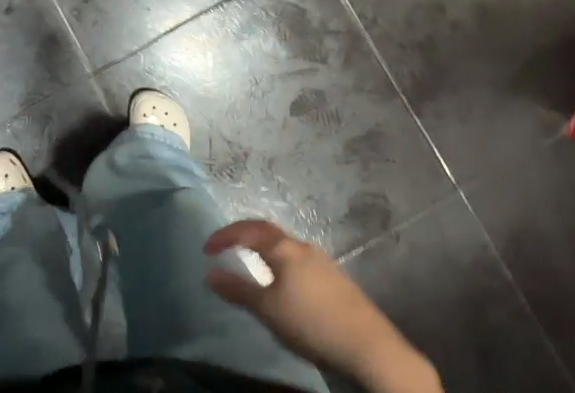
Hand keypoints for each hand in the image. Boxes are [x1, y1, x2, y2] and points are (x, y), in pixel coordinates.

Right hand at [205, 220, 438, 392]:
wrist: (368, 345)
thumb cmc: (311, 322)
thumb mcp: (268, 310)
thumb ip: (238, 289)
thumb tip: (210, 273)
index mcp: (284, 248)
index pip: (247, 230)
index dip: (224, 236)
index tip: (206, 249)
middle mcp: (302, 246)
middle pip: (267, 231)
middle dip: (243, 235)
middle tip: (225, 246)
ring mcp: (322, 260)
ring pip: (284, 245)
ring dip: (263, 248)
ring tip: (250, 263)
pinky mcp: (334, 277)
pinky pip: (298, 258)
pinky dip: (280, 260)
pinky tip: (281, 281)